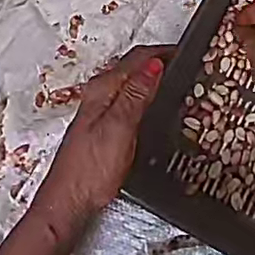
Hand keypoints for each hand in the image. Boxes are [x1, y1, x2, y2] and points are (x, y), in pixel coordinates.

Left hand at [31, 45, 172, 228]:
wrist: (68, 202)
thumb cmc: (90, 170)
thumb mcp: (119, 127)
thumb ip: (136, 94)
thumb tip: (154, 65)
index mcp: (103, 90)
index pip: (137, 58)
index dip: (162, 52)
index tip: (186, 52)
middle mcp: (99, 96)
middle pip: (132, 66)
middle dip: (158, 60)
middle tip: (184, 61)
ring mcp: (100, 111)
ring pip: (130, 82)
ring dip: (151, 76)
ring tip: (175, 78)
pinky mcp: (104, 127)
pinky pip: (129, 99)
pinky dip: (145, 94)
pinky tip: (154, 104)